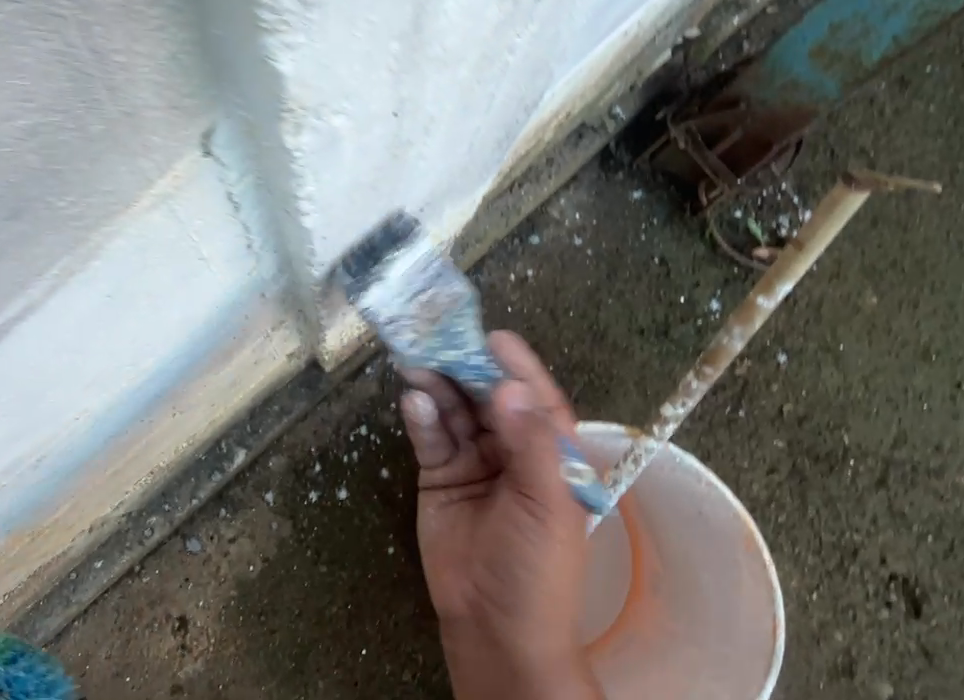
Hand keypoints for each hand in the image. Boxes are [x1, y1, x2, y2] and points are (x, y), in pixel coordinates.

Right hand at [399, 331, 603, 699]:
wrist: (494, 628)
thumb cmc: (536, 569)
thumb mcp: (545, 505)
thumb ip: (529, 443)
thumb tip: (509, 386)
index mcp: (550, 455)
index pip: (534, 400)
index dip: (516, 367)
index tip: (493, 336)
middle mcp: (511, 449)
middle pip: (487, 396)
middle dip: (465, 367)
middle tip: (439, 336)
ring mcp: (473, 460)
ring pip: (455, 409)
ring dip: (438, 385)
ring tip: (417, 362)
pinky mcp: (439, 474)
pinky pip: (430, 435)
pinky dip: (421, 415)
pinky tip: (413, 400)